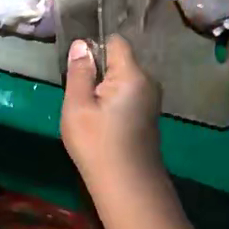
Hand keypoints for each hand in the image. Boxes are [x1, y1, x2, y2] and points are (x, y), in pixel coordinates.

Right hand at [61, 35, 161, 180]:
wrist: (127, 186)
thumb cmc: (97, 144)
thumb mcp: (78, 107)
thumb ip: (79, 73)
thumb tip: (81, 44)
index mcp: (133, 74)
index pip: (115, 42)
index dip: (93, 48)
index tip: (76, 68)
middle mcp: (148, 81)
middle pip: (119, 61)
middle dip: (98, 71)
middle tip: (78, 95)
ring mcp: (151, 100)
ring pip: (123, 80)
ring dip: (104, 89)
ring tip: (87, 111)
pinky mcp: (148, 116)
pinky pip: (128, 96)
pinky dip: (113, 102)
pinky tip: (101, 123)